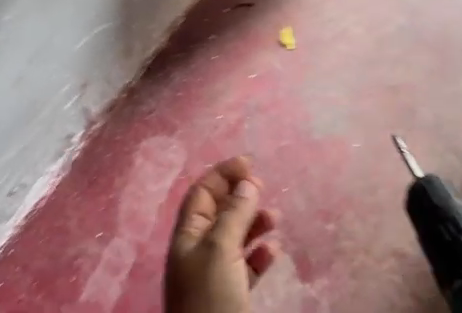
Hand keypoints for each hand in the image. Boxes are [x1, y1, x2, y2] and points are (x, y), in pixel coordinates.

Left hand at [164, 156, 280, 312]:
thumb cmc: (210, 301)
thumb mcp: (220, 252)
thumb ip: (233, 216)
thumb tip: (246, 182)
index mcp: (186, 238)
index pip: (201, 194)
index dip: (222, 174)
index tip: (250, 162)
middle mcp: (197, 253)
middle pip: (217, 213)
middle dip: (239, 196)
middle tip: (263, 187)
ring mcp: (212, 277)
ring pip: (234, 239)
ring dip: (253, 223)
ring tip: (275, 218)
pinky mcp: (230, 299)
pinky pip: (244, 268)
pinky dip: (259, 256)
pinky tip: (273, 252)